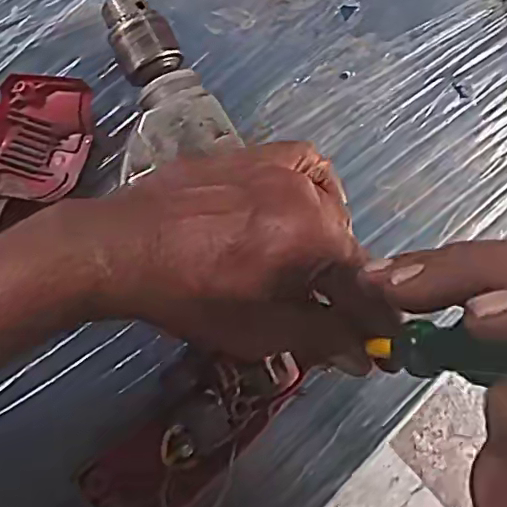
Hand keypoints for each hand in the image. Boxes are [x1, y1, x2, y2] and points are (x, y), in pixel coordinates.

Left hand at [67, 142, 392, 366]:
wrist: (127, 245)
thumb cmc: (190, 295)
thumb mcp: (261, 330)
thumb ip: (322, 337)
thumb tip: (364, 354)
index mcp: (317, 238)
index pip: (366, 285)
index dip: (375, 318)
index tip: (380, 340)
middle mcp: (310, 194)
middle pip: (346, 245)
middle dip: (339, 281)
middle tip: (315, 305)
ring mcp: (283, 166)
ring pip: (329, 206)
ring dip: (325, 236)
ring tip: (295, 259)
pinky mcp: (258, 152)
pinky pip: (306, 164)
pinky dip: (314, 186)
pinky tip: (296, 205)